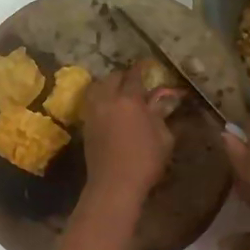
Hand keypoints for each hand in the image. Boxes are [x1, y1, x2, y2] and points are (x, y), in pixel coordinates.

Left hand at [82, 66, 175, 204]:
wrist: (114, 184)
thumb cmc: (145, 161)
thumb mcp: (164, 137)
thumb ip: (160, 114)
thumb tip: (159, 100)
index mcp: (128, 100)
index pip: (134, 76)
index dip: (142, 68)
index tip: (147, 64)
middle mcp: (107, 101)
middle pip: (111, 78)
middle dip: (123, 76)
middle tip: (134, 81)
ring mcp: (93, 113)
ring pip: (97, 89)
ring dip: (107, 86)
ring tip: (119, 93)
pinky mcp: (85, 127)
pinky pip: (91, 104)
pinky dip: (100, 100)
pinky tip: (110, 108)